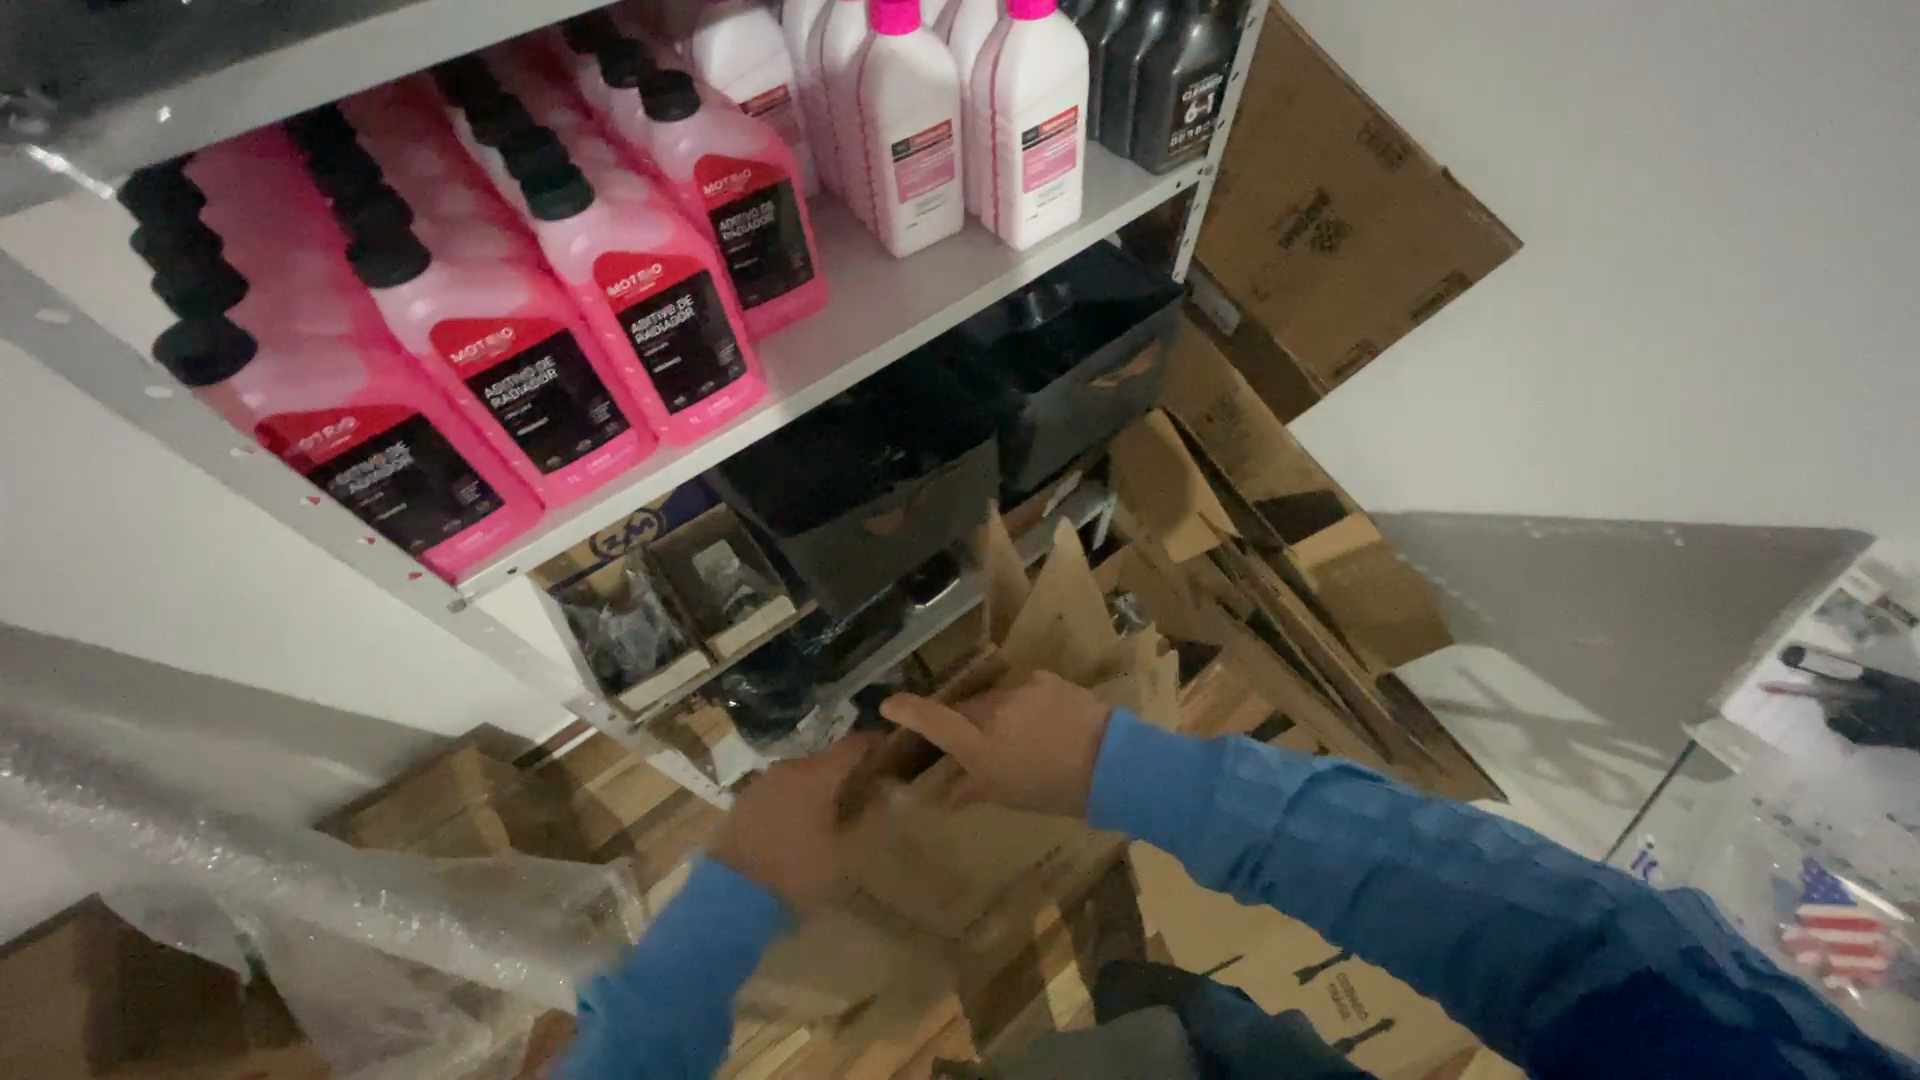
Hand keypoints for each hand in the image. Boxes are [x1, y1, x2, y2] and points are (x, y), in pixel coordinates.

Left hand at [709, 732, 892, 910]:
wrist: (730, 895)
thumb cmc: (796, 871)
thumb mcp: (845, 853)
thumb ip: (871, 818)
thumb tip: (889, 793)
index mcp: (817, 774)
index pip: (853, 744)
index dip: (874, 742)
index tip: (889, 748)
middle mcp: (789, 767)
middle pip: (826, 758)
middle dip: (846, 769)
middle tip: (862, 790)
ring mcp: (763, 781)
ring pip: (800, 773)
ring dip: (818, 784)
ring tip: (829, 810)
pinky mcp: (744, 799)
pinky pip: (779, 788)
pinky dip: (794, 797)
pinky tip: (796, 822)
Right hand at [880, 671, 1112, 817]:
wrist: (1111, 762)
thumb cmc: (1055, 789)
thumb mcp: (1009, 796)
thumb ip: (971, 790)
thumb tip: (943, 796)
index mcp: (980, 745)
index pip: (934, 721)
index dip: (908, 711)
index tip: (888, 705)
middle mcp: (994, 711)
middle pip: (965, 711)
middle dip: (965, 725)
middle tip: (979, 747)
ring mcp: (1020, 691)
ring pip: (995, 700)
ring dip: (998, 716)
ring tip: (1021, 739)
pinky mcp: (1045, 680)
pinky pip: (1023, 691)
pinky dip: (1025, 706)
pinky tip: (1044, 724)